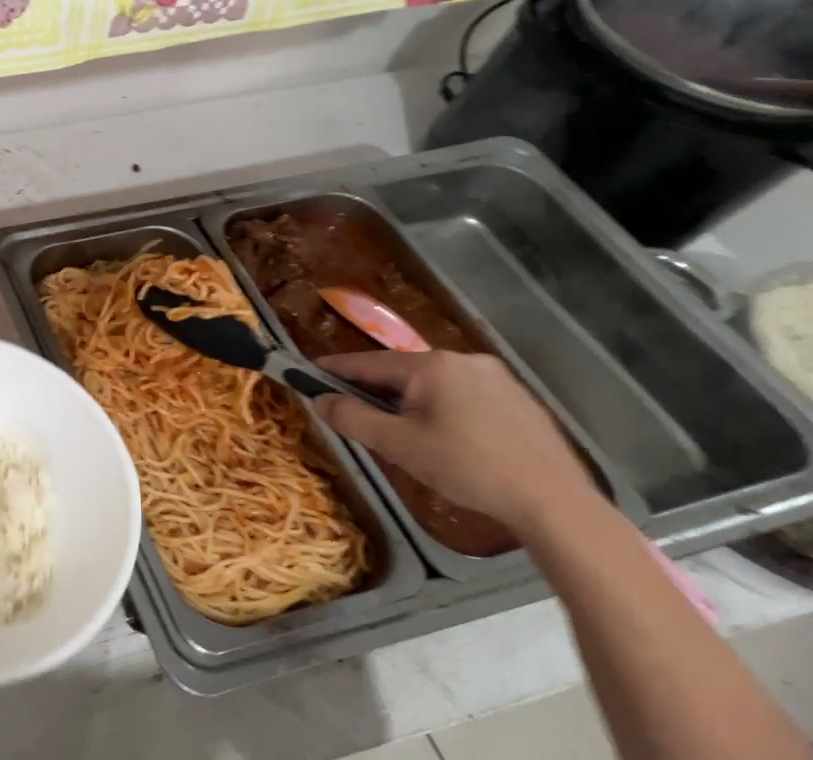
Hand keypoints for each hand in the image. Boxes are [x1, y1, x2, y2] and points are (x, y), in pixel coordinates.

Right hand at [313, 351, 599, 536]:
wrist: (553, 501)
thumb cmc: (467, 468)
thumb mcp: (398, 446)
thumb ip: (353, 418)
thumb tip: (320, 400)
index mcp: (431, 366)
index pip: (368, 363)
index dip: (335, 368)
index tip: (307, 370)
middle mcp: (463, 359)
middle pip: (403, 371)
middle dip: (376, 389)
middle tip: (354, 411)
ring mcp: (496, 377)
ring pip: (434, 383)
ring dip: (411, 399)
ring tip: (401, 430)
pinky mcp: (518, 398)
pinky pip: (464, 394)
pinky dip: (443, 407)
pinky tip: (447, 437)